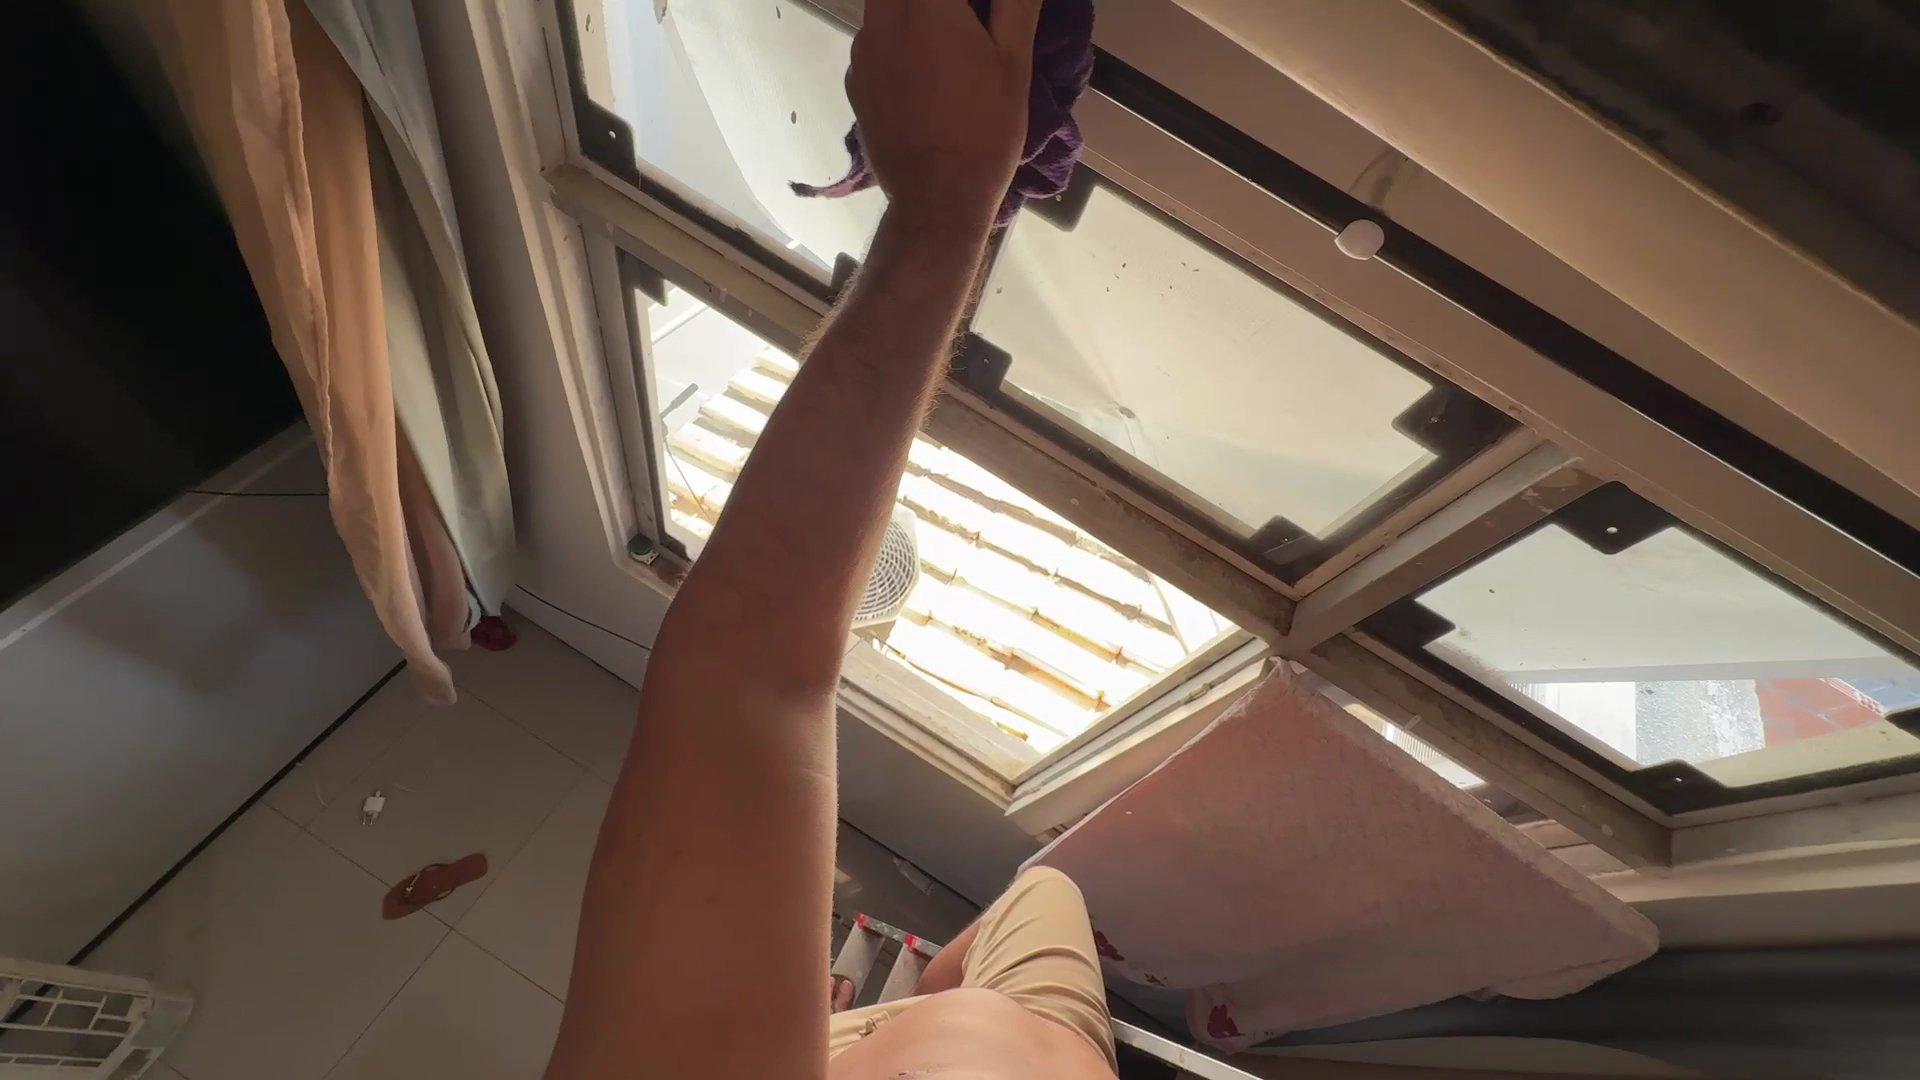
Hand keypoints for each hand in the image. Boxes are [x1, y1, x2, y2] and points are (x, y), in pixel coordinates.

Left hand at [849, 0, 1042, 232]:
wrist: (937, 203)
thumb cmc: (984, 136)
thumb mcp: (1013, 66)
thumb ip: (1014, 5)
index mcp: (929, 7)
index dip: (965, 2)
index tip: (978, 13)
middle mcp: (885, 20)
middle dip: (932, 4)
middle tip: (960, 22)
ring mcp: (864, 54)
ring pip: (883, 8)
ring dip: (908, 12)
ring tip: (940, 48)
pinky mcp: (855, 86)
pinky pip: (871, 44)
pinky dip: (892, 45)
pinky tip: (917, 75)